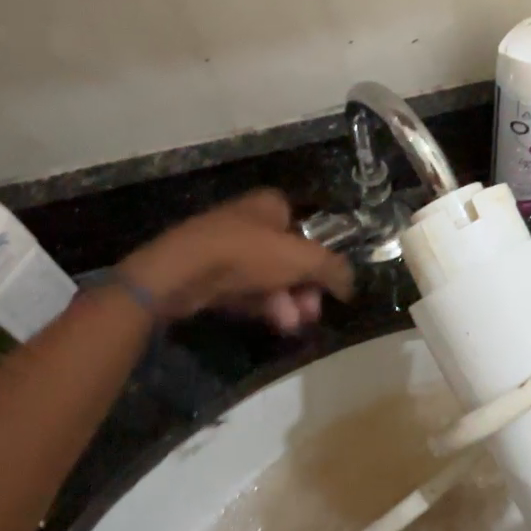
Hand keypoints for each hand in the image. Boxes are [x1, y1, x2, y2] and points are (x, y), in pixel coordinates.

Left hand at [117, 189, 353, 331]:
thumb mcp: (303, 259)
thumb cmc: (248, 254)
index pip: (307, 229)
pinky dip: (259, 305)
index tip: (328, 286)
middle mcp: (249, 221)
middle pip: (288, 258)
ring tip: (291, 325)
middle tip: (311, 313)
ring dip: (284, 302)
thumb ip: (333, 269)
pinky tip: (271, 324)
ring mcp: (225, 248)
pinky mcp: (206, 275)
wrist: (180, 273)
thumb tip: (350, 283)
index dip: (320, 258)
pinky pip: (242, 290)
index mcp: (272, 205)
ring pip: (266, 277)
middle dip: (303, 288)